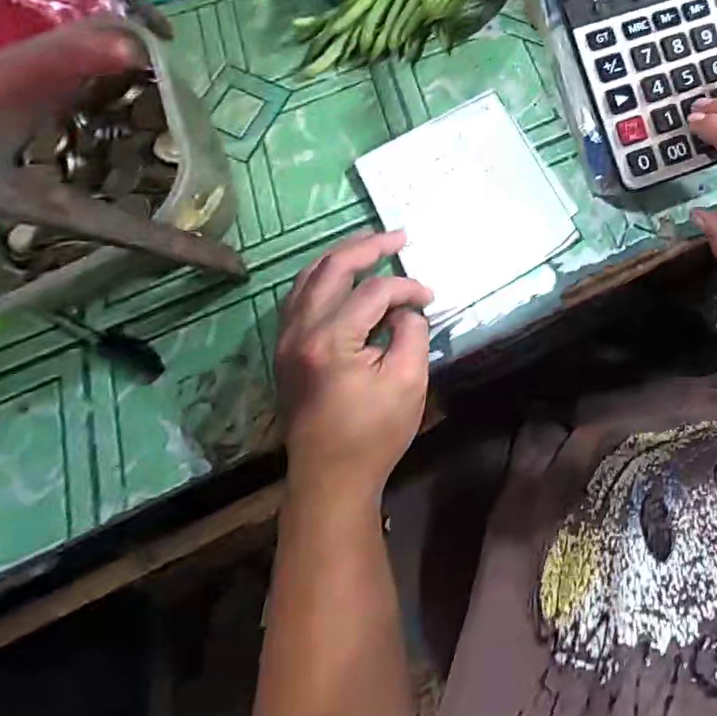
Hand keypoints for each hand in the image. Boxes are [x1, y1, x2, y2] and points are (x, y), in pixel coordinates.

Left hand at [273, 232, 432, 503]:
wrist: (330, 479)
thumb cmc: (374, 433)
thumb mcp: (408, 380)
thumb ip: (411, 332)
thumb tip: (405, 309)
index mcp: (329, 339)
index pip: (374, 292)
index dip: (407, 288)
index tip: (431, 298)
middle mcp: (299, 331)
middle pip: (331, 268)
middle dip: (368, 247)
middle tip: (400, 237)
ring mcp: (285, 340)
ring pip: (308, 278)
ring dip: (342, 258)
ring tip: (373, 247)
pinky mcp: (286, 351)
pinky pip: (300, 297)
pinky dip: (324, 279)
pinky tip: (344, 278)